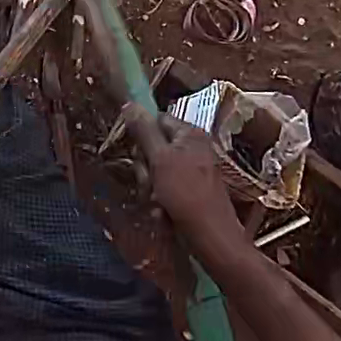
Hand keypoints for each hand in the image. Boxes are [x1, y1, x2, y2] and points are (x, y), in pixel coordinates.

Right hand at [131, 106, 250, 264]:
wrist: (211, 237)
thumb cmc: (186, 193)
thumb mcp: (160, 159)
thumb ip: (144, 131)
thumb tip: (129, 103)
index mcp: (190, 133)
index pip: (156, 120)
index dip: (143, 135)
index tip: (136, 152)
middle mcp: (192, 147)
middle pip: (153, 148)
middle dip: (146, 169)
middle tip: (151, 183)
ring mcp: (191, 171)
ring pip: (155, 172)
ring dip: (151, 189)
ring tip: (159, 202)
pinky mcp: (188, 192)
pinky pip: (164, 189)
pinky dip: (160, 202)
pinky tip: (164, 213)